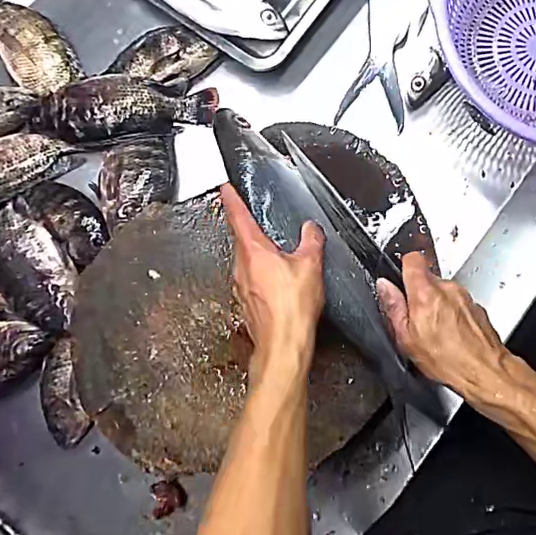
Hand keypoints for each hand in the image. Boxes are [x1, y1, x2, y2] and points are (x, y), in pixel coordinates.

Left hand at [218, 184, 323, 366]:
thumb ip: (311, 242)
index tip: (224, 188)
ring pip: (246, 262)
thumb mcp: (310, 266)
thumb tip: (311, 230)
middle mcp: (241, 268)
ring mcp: (240, 288)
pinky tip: (276, 283)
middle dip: (247, 229)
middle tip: (252, 220)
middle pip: (241, 240)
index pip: (238, 217)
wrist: (283, 346)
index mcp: (254, 252)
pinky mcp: (246, 304)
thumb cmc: (292, 309)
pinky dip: (261, 277)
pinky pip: (251, 282)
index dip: (231, 200)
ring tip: (273, 255)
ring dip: (257, 256)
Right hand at [377, 252, 513, 398]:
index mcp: (425, 293)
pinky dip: (452, 314)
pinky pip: (457, 303)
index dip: (404, 267)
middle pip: (427, 278)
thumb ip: (393, 307)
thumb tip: (384, 287)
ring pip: (443, 291)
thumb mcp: (406, 338)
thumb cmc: (448, 360)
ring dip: (436, 305)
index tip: (401, 281)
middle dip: (419, 294)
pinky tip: (450, 335)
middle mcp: (447, 288)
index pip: (412, 259)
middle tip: (416, 319)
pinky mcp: (476, 306)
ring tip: (435, 332)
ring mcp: (464, 296)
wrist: (485, 371)